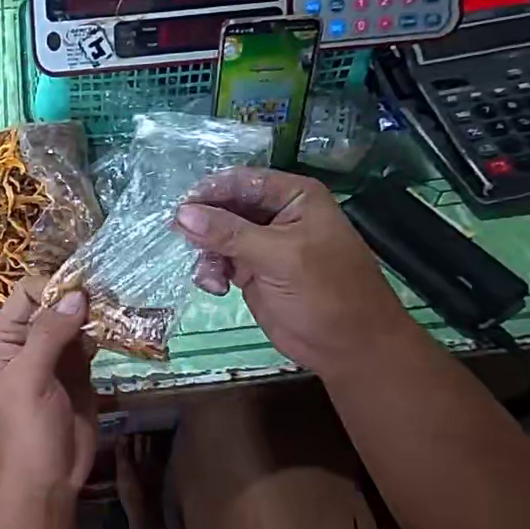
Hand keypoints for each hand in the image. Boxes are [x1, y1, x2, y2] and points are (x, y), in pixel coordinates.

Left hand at [0, 277, 97, 498]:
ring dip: (96, 312)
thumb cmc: (27, 429)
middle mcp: (31, 341)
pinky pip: (91, 341)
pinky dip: (104, 333)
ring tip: (120, 308)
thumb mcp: (30, 378)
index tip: (82, 293)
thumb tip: (77, 294)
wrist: (47, 477)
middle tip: (110, 296)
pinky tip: (119, 329)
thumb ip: (49, 334)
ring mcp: (57, 356)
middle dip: (79, 296)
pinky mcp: (80, 370)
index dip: (52, 288)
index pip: (26, 294)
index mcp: (7, 339)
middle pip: (54, 303)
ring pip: (76, 320)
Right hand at [174, 168, 411, 378]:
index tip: (180, 211)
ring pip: (217, 236)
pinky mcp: (251, 272)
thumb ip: (230, 233)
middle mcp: (275, 214)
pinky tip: (217, 288)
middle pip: (224, 207)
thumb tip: (182, 214)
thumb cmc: (326, 292)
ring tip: (210, 277)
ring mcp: (262, 244)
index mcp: (293, 196)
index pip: (241, 181)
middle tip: (185, 243)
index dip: (210, 192)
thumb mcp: (279, 257)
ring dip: (207, 253)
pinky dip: (212, 272)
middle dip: (204, 225)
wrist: (349, 347)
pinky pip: (220, 261)